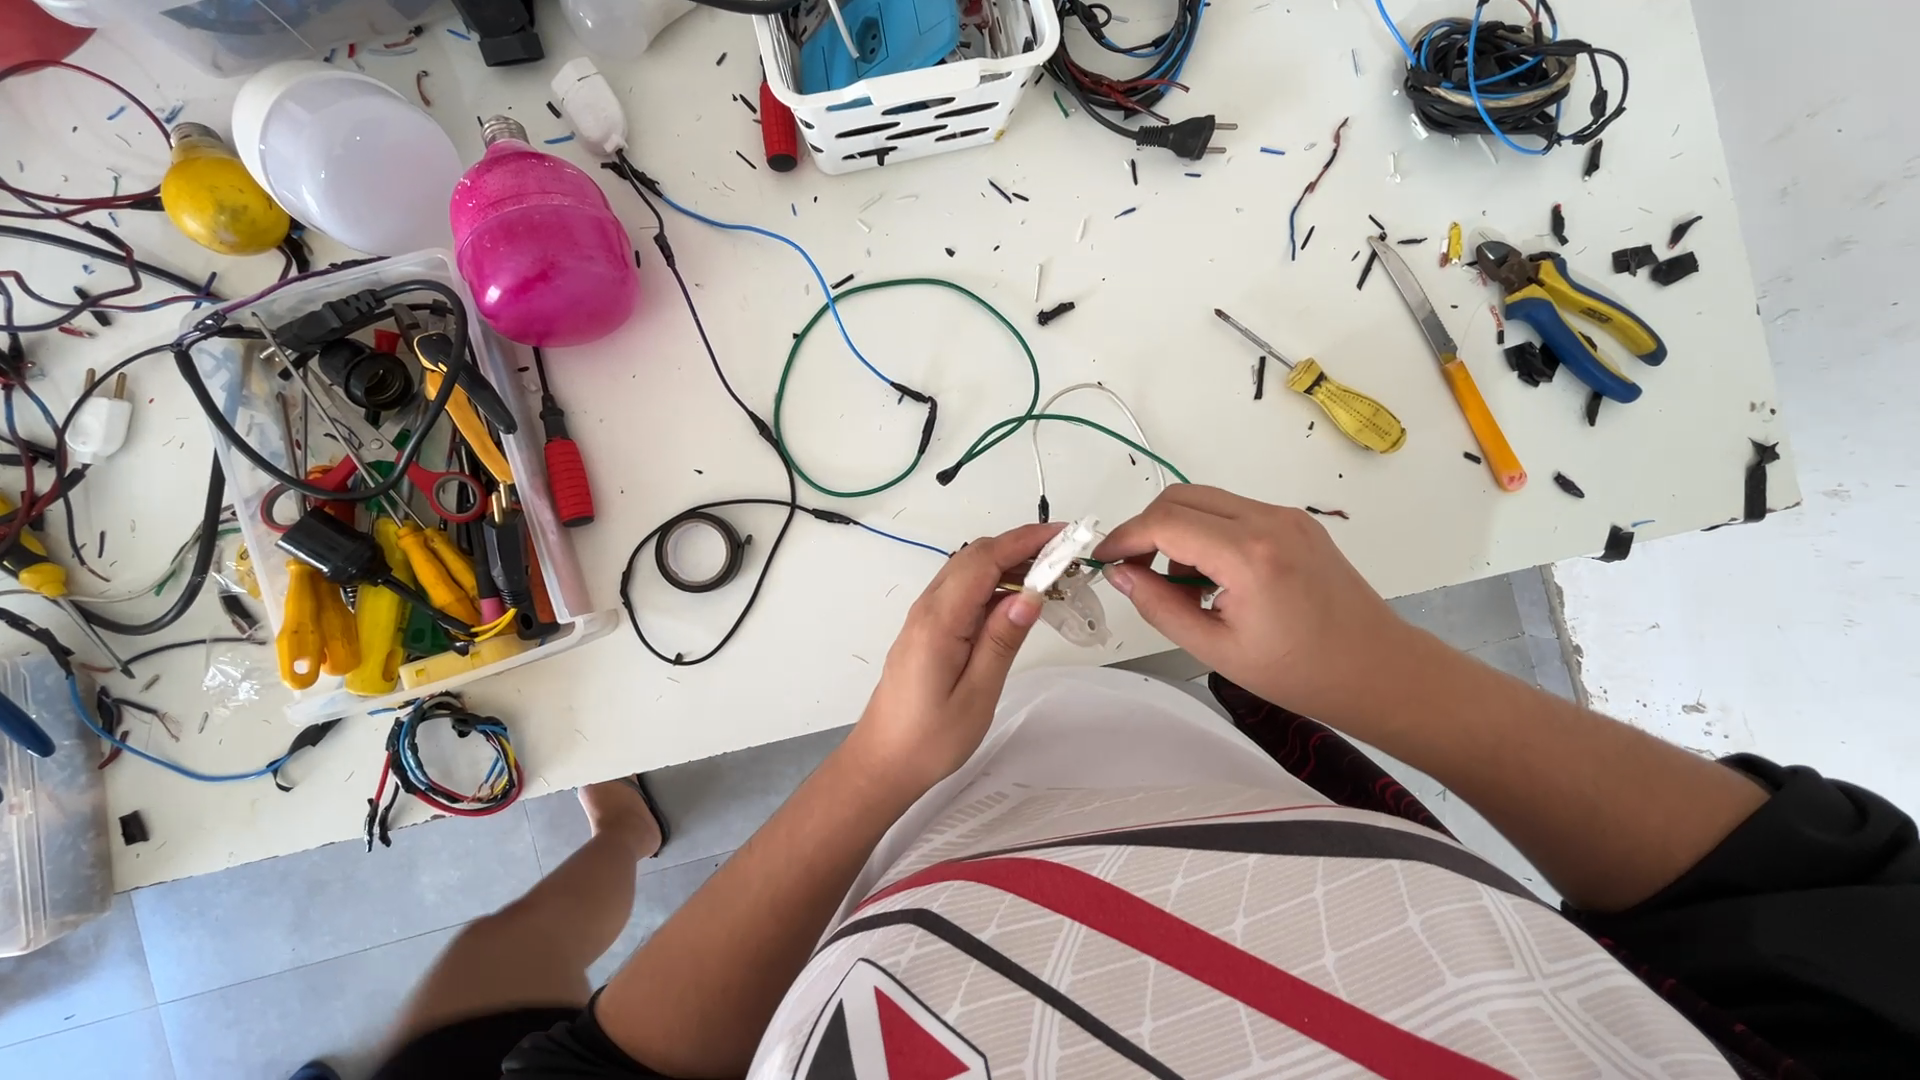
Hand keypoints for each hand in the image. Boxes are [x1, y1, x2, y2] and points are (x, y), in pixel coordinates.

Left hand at [849, 523, 1060, 794]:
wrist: (883, 762)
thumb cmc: (930, 739)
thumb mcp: (976, 694)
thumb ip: (1001, 640)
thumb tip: (1029, 594)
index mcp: (939, 621)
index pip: (984, 560)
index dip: (1025, 541)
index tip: (1065, 536)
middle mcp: (928, 609)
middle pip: (975, 556)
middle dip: (1021, 546)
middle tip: (1066, 557)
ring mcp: (924, 617)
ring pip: (968, 570)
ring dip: (1008, 562)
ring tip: (1051, 576)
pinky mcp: (927, 629)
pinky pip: (963, 590)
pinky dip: (993, 583)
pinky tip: (1017, 600)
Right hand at [1094, 486, 1414, 720]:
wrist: (1379, 670)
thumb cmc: (1300, 673)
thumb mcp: (1216, 649)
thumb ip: (1159, 606)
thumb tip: (1121, 575)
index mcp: (1248, 555)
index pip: (1164, 522)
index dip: (1124, 538)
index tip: (1103, 561)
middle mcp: (1268, 520)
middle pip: (1180, 497)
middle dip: (1146, 528)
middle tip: (1133, 571)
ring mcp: (1286, 516)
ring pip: (1206, 500)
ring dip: (1176, 529)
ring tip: (1178, 582)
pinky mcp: (1296, 522)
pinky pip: (1233, 512)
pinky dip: (1206, 533)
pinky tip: (1211, 576)